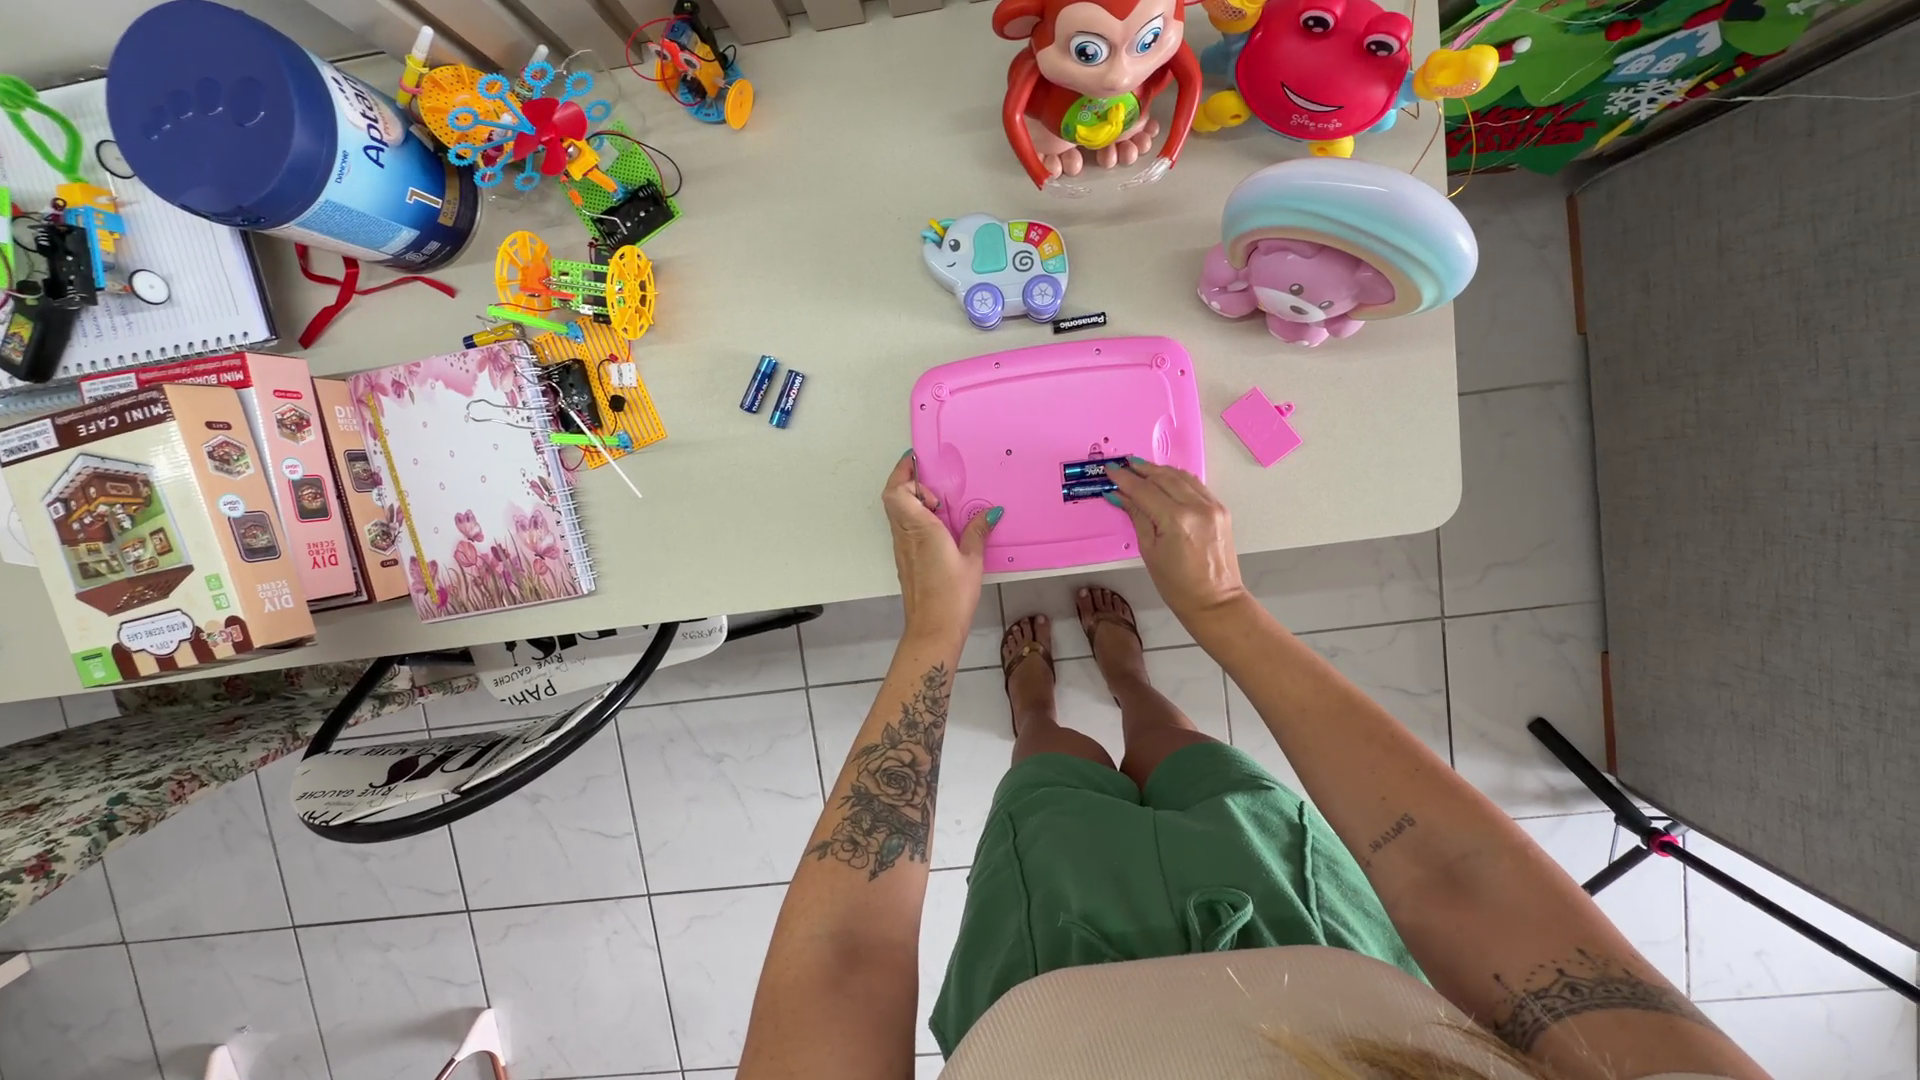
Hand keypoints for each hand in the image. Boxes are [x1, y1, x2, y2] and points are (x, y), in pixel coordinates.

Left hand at [882, 451, 997, 641]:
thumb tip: (991, 512)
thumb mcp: (972, 560)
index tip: (918, 461)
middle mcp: (905, 534)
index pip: (898, 491)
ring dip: (912, 500)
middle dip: (907, 481)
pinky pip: (905, 528)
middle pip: (893, 497)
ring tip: (939, 502)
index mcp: (920, 528)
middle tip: (932, 481)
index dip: (903, 472)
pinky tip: (939, 525)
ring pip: (897, 512)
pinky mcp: (905, 560)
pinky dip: (916, 517)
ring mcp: (902, 548)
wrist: (933, 628)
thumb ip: (978, 531)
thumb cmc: (952, 595)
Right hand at [1108, 459, 1248, 624]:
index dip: (1125, 479)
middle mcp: (1197, 507)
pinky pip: (1196, 486)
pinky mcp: (1221, 510)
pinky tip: (1166, 479)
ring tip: (1142, 468)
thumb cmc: (1177, 585)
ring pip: (1182, 476)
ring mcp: (1213, 506)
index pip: (1145, 490)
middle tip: (1123, 465)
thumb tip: (1121, 496)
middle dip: (1142, 469)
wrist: (1215, 600)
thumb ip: (1137, 517)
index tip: (1110, 470)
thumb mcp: (1149, 551)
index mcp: (1176, 519)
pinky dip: (1179, 479)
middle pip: (1164, 477)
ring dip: (1160, 470)